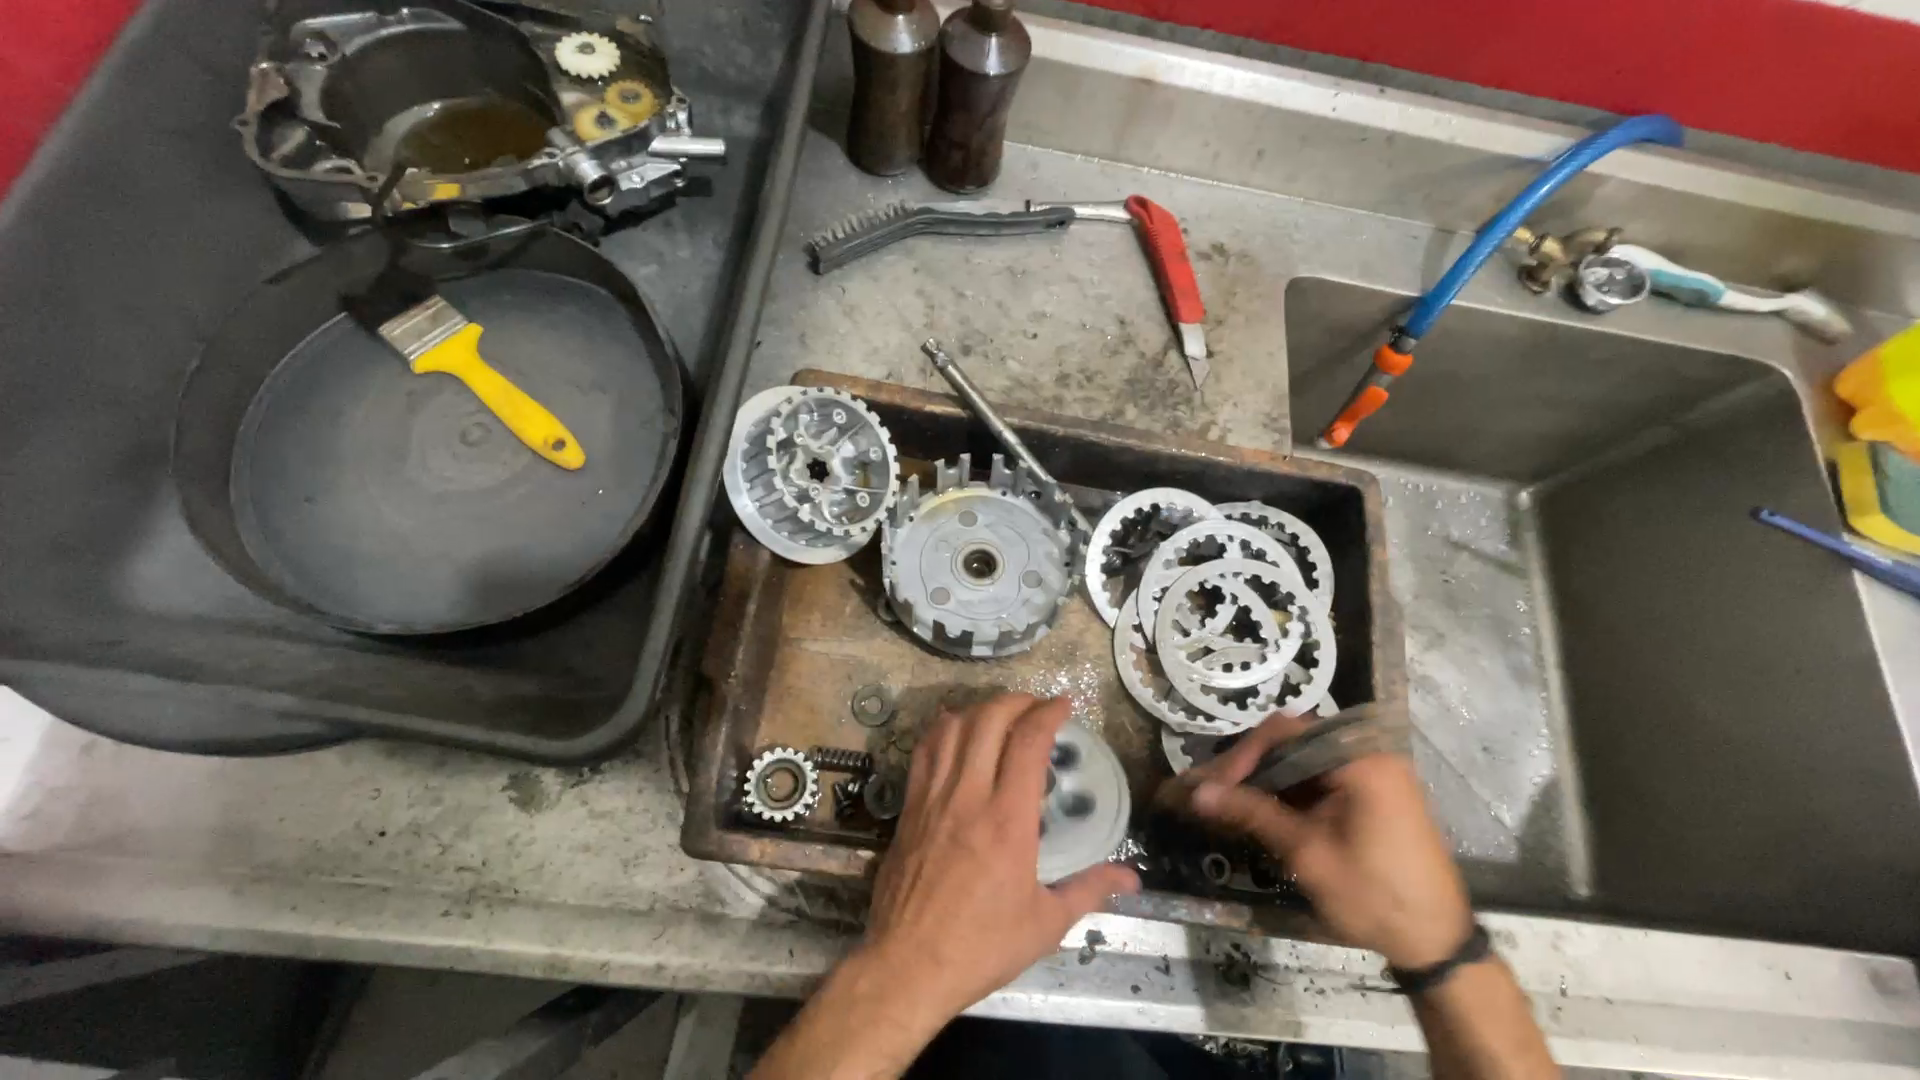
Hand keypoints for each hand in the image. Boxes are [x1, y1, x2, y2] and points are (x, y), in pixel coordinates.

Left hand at [866, 693, 1141, 1023]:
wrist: (908, 966)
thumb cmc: (982, 946)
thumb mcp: (1046, 924)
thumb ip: (1089, 890)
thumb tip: (1131, 879)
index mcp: (1008, 819)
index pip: (1028, 742)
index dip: (1047, 713)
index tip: (1063, 705)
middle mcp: (969, 796)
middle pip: (989, 720)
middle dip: (1016, 701)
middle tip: (1035, 706)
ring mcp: (933, 798)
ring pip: (952, 728)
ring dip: (979, 709)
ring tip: (999, 714)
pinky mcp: (909, 808)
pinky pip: (924, 752)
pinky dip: (942, 729)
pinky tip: (955, 730)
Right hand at [1158, 711, 1470, 968]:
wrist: (1437, 943)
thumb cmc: (1375, 897)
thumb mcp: (1308, 854)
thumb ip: (1253, 813)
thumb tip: (1197, 792)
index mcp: (1359, 760)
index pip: (1283, 733)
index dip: (1241, 756)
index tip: (1212, 788)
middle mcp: (1366, 754)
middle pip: (1291, 741)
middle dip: (1248, 767)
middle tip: (1212, 794)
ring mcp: (1371, 772)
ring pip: (1301, 759)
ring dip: (1264, 779)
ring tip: (1226, 802)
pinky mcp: (1370, 792)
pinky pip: (1318, 777)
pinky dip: (1287, 791)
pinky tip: (1259, 809)